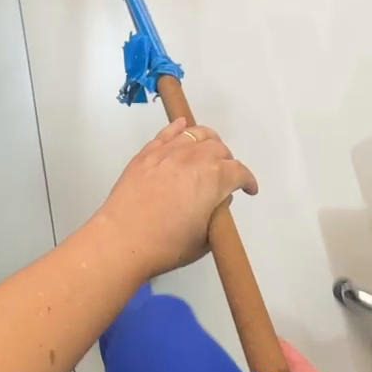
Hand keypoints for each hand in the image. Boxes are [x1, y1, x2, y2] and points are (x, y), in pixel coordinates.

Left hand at [85, 117, 258, 277]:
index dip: (247, 180)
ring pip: (196, 134)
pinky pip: (168, 132)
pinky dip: (180, 127)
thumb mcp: (205, 238)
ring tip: (210, 151)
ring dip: (208, 141)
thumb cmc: (168, 245)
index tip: (249, 189)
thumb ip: (216, 213)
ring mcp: (169, 151)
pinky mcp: (148, 152)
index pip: (239, 171)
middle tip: (225, 176)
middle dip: (227, 161)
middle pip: (219, 148)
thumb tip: (215, 198)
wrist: (123, 238)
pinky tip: (184, 127)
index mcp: (213, 178)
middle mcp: (194, 157)